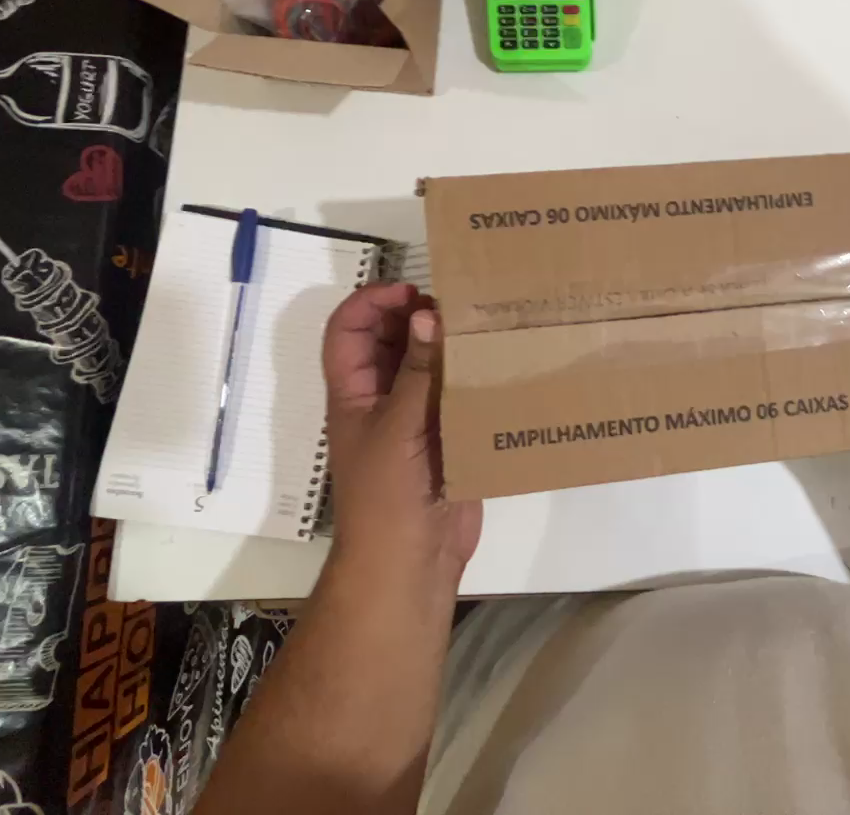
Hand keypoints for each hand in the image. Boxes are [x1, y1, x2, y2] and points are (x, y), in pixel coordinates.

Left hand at [320, 283, 480, 590]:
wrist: (412, 558)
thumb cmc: (388, 493)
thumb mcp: (398, 427)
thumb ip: (418, 372)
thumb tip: (429, 316)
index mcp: (354, 392)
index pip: (347, 331)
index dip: (371, 302)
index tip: (413, 292)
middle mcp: (382, 398)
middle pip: (390, 341)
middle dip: (416, 317)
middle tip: (460, 303)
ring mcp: (416, 418)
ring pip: (427, 366)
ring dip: (449, 345)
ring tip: (486, 324)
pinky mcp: (448, 436)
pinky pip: (456, 394)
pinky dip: (473, 375)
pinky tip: (502, 364)